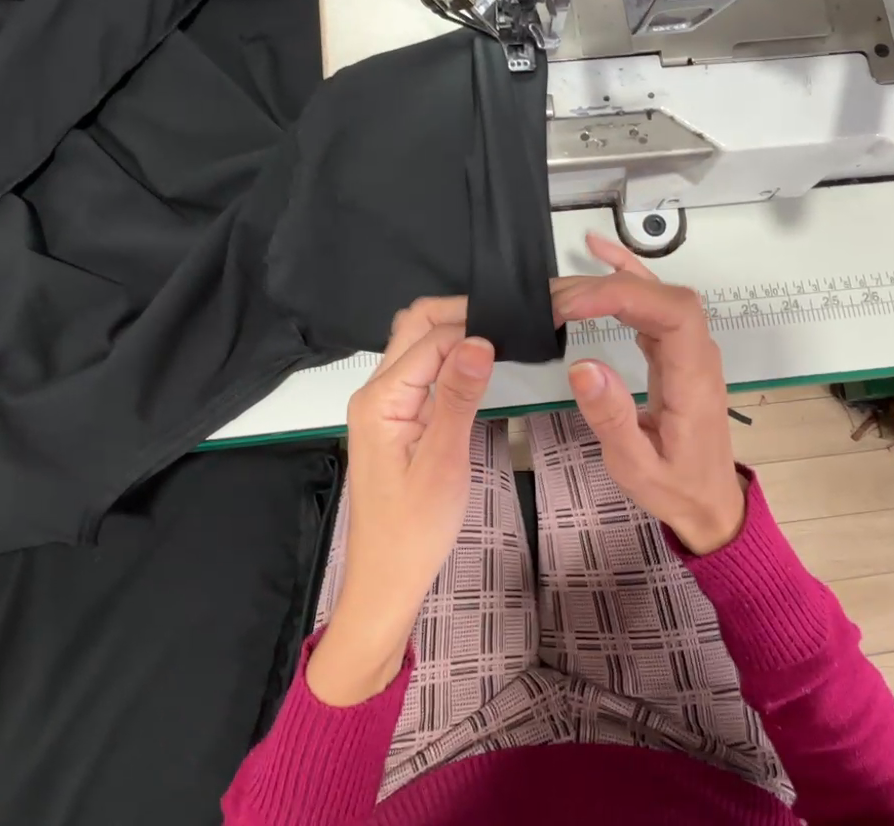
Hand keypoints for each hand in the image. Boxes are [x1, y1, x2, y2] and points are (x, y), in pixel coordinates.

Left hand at [309, 297, 495, 706]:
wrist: (387, 578)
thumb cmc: (414, 529)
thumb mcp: (443, 462)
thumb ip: (458, 397)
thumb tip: (479, 340)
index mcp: (381, 398)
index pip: (430, 337)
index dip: (472, 326)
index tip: (517, 323)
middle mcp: (375, 392)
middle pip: (414, 328)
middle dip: (458, 315)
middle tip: (508, 321)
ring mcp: (384, 406)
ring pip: (417, 348)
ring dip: (453, 335)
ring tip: (501, 337)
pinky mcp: (396, 420)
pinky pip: (421, 374)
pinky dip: (449, 361)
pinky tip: (479, 367)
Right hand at [551, 234, 747, 555]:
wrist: (710, 502)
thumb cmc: (675, 487)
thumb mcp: (636, 467)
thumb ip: (612, 418)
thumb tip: (582, 366)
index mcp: (694, 379)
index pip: (672, 312)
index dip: (623, 294)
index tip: (572, 307)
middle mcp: (697, 354)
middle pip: (660, 295)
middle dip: (604, 288)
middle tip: (551, 304)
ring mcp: (687, 349)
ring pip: (655, 294)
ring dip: (608, 283)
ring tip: (559, 289)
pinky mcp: (673, 351)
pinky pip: (652, 304)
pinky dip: (624, 278)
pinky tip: (599, 256)